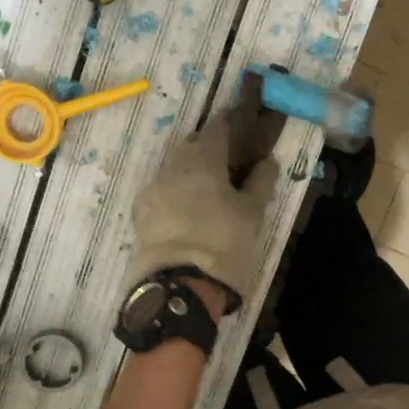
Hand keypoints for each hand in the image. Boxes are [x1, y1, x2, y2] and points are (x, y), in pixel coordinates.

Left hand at [126, 111, 277, 310]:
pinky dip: (173, 194)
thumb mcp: (253, 214)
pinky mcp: (140, 213)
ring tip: (205, 191)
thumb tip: (268, 161)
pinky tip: (184, 211)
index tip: (241, 128)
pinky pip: (160, 192)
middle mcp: (173, 165)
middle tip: (226, 164)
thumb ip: (261, 182)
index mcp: (203, 158)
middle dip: (206, 148)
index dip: (230, 124)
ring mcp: (152, 188)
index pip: (217, 127)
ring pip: (172, 169)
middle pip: (191, 145)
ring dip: (188, 172)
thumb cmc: (224, 244)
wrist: (179, 284)